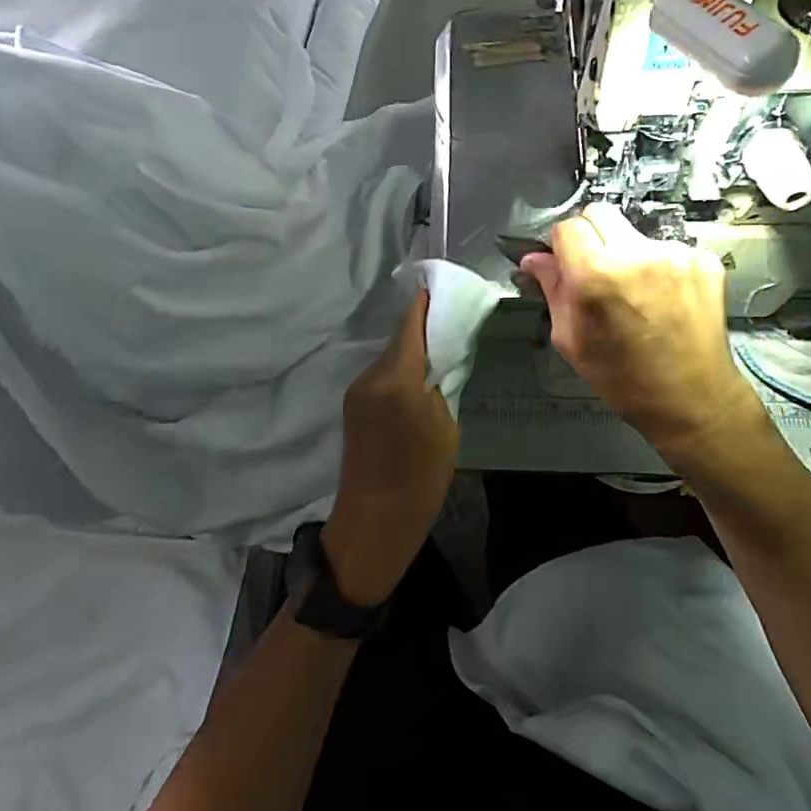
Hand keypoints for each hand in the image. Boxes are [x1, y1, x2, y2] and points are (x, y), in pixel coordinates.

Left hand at [323, 291, 459, 604]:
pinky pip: (382, 375)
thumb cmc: (422, 475)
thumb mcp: (447, 424)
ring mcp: (358, 390)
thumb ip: (445, 382)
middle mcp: (371, 375)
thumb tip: (447, 355)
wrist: (376, 519)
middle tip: (456, 326)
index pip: (411, 322)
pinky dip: (402, 370)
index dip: (429, 302)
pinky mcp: (353, 405)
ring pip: (391, 356)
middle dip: (426, 327)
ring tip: (443, 358)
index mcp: (398, 377)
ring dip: (414, 351)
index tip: (449, 290)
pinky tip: (421, 383)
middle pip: (400, 337)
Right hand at [519, 204, 766, 452]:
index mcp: (596, 276)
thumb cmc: (627, 380)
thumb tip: (535, 260)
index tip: (565, 261)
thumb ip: (553, 290)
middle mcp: (637, 256)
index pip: (567, 227)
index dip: (561, 245)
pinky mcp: (703, 261)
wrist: (691, 399)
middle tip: (596, 272)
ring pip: (634, 232)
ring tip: (633, 294)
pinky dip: (658, 265)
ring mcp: (675, 256)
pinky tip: (660, 298)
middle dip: (592, 237)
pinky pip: (666, 248)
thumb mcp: (572, 340)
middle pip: (601, 214)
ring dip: (627, 252)